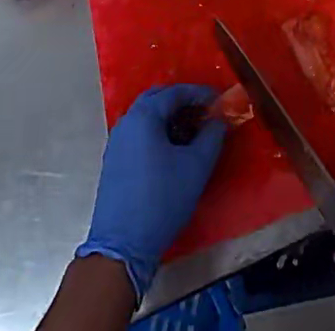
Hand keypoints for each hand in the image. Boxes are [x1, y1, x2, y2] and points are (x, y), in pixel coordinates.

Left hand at [74, 84, 226, 296]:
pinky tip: (172, 149)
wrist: (123, 243)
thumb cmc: (162, 199)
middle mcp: (127, 121)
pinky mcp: (114, 158)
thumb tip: (219, 119)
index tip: (220, 100)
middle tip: (206, 112)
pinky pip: (139, 132)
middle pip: (157, 98)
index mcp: (144, 116)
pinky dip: (157, 130)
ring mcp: (117, 140)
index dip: (200, 93)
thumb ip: (212, 137)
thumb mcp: (196, 167)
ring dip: (169, 116)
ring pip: (146, 115)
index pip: (175, 92)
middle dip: (183, 101)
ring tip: (193, 130)